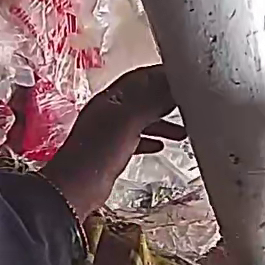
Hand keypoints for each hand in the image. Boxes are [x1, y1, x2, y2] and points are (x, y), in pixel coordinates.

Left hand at [42, 66, 183, 218]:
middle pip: (142, 98)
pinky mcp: (112, 152)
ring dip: (162, 120)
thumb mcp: (128, 121)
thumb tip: (170, 84)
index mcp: (110, 100)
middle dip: (165, 97)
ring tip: (183, 126)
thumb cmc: (96, 154)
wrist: (76, 189)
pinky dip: (150, 138)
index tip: (184, 76)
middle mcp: (109, 113)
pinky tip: (160, 145)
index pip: (140, 79)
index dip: (162, 75)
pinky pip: (136, 138)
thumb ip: (150, 101)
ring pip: (141, 119)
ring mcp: (109, 132)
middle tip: (188, 99)